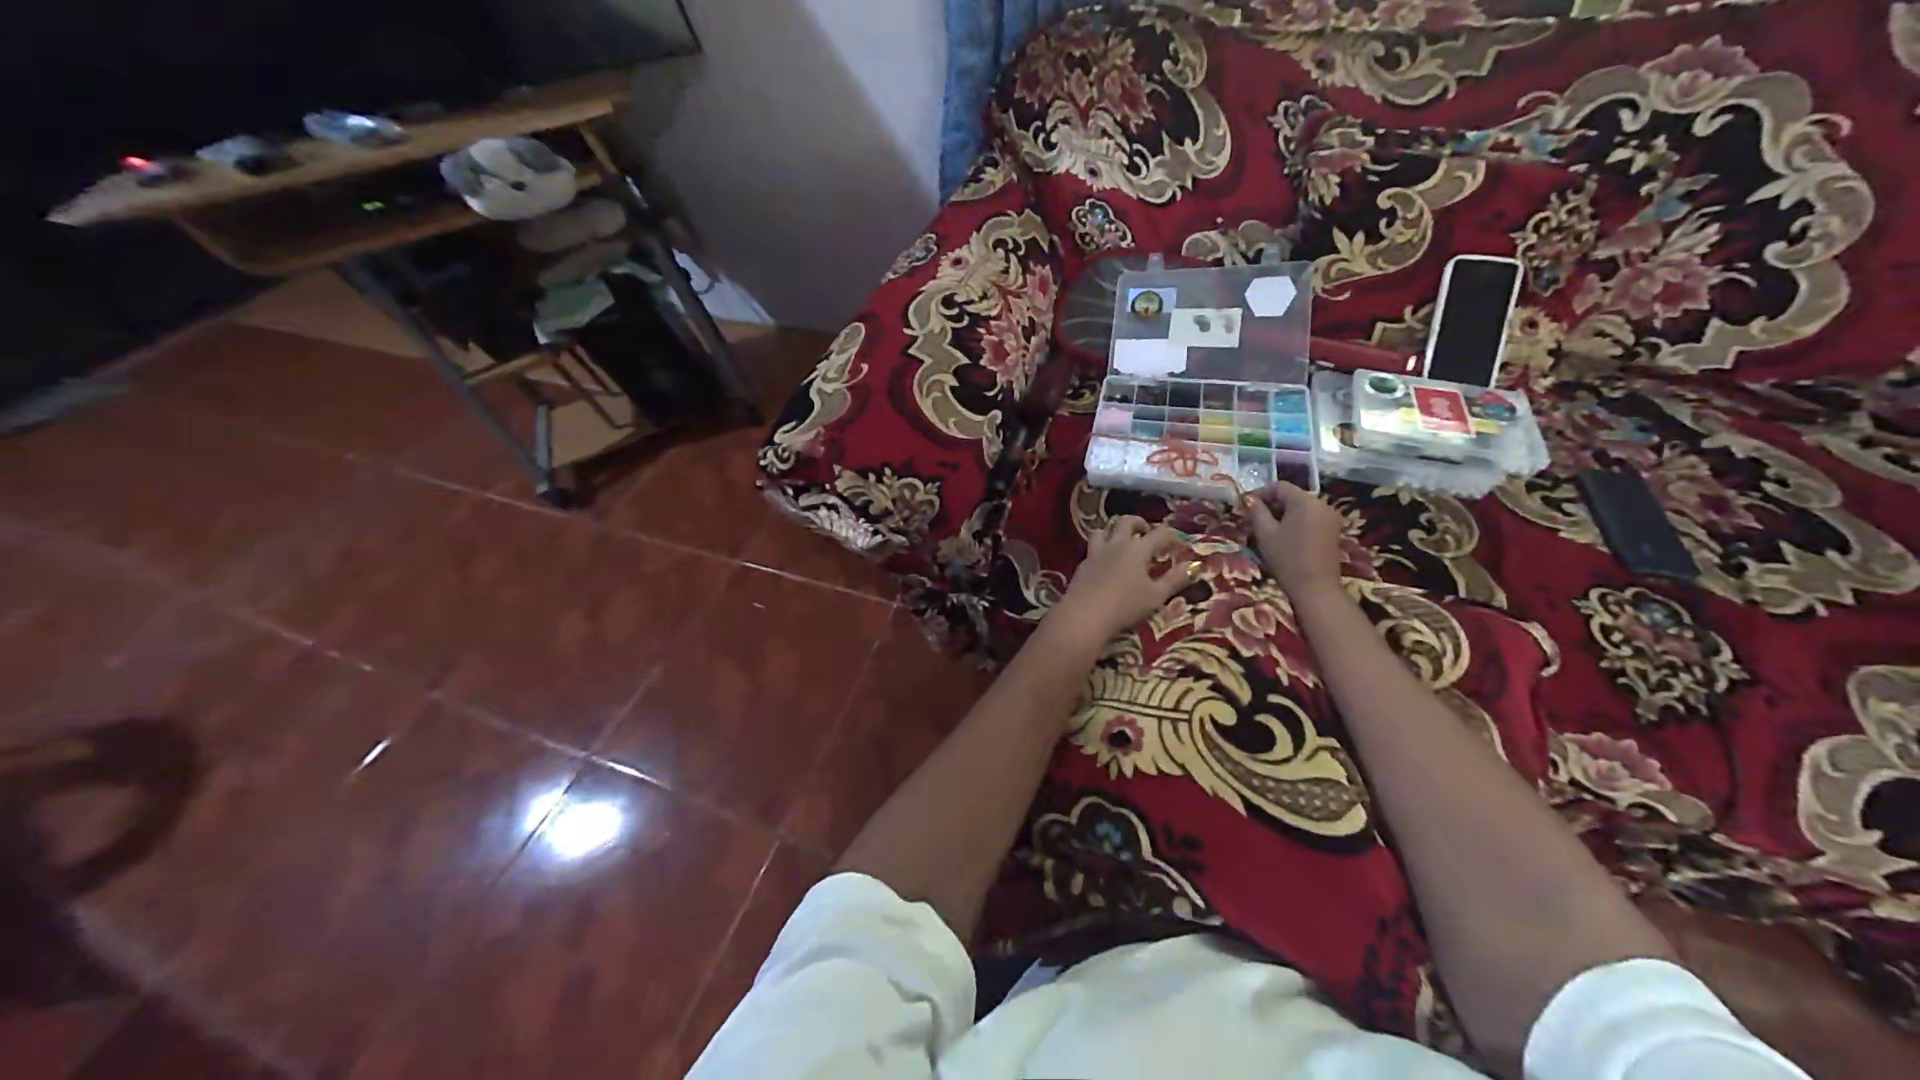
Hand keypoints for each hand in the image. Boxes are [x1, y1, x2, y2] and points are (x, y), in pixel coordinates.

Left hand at [1048, 516, 1198, 646]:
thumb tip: (1192, 566)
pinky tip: (1105, 561)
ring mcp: (1096, 552)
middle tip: (1147, 533)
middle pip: (1127, 521)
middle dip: (1140, 523)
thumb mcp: (1156, 596)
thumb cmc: (1125, 606)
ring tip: (1121, 542)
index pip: (1160, 533)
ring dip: (1114, 531)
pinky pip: (1093, 547)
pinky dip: (1102, 547)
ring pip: (1103, 530)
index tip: (1181, 545)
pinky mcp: (1083, 563)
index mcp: (1138, 549)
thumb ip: (1175, 579)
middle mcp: (1116, 544)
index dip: (1174, 536)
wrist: (1085, 615)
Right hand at [1246, 482, 1343, 599]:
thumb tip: (1249, 499)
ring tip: (1267, 528)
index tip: (1245, 505)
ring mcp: (1330, 517)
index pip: (1280, 486)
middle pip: (1292, 496)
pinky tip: (1285, 536)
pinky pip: (1311, 517)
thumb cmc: (1287, 558)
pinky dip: (1296, 521)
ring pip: (1301, 507)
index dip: (1260, 492)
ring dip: (1283, 513)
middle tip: (1254, 518)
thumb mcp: (1265, 533)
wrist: (1315, 587)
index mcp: (1305, 501)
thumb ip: (1256, 511)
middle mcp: (1322, 504)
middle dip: (1272, 504)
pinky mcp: (1333, 530)